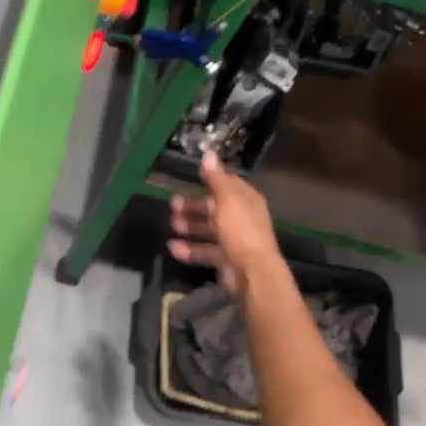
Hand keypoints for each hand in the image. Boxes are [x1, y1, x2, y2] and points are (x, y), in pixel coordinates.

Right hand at [169, 151, 281, 292]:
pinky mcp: (225, 259)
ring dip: (190, 227)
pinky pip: (205, 251)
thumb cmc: (241, 230)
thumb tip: (209, 153)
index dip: (212, 179)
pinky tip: (174, 248)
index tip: (192, 176)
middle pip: (215, 208)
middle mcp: (242, 218)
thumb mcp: (228, 200)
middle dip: (194, 206)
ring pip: (208, 230)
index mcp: (246, 200)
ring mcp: (234, 240)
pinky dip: (190, 250)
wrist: (252, 272)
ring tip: (173, 225)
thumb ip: (216, 178)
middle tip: (174, 205)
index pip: (228, 184)